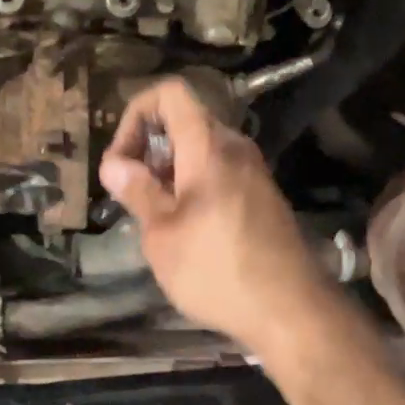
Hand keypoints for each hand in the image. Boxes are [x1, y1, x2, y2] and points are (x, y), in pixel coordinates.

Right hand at [97, 79, 337, 350]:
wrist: (291, 311)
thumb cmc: (217, 269)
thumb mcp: (162, 234)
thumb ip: (137, 191)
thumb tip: (114, 163)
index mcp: (208, 145)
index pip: (170, 93)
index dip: (136, 114)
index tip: (122, 161)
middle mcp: (235, 147)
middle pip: (184, 121)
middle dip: (149, 148)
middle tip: (131, 193)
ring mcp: (253, 171)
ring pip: (201, 149)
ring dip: (170, 171)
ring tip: (153, 216)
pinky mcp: (262, 197)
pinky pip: (219, 172)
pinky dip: (194, 185)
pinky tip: (185, 230)